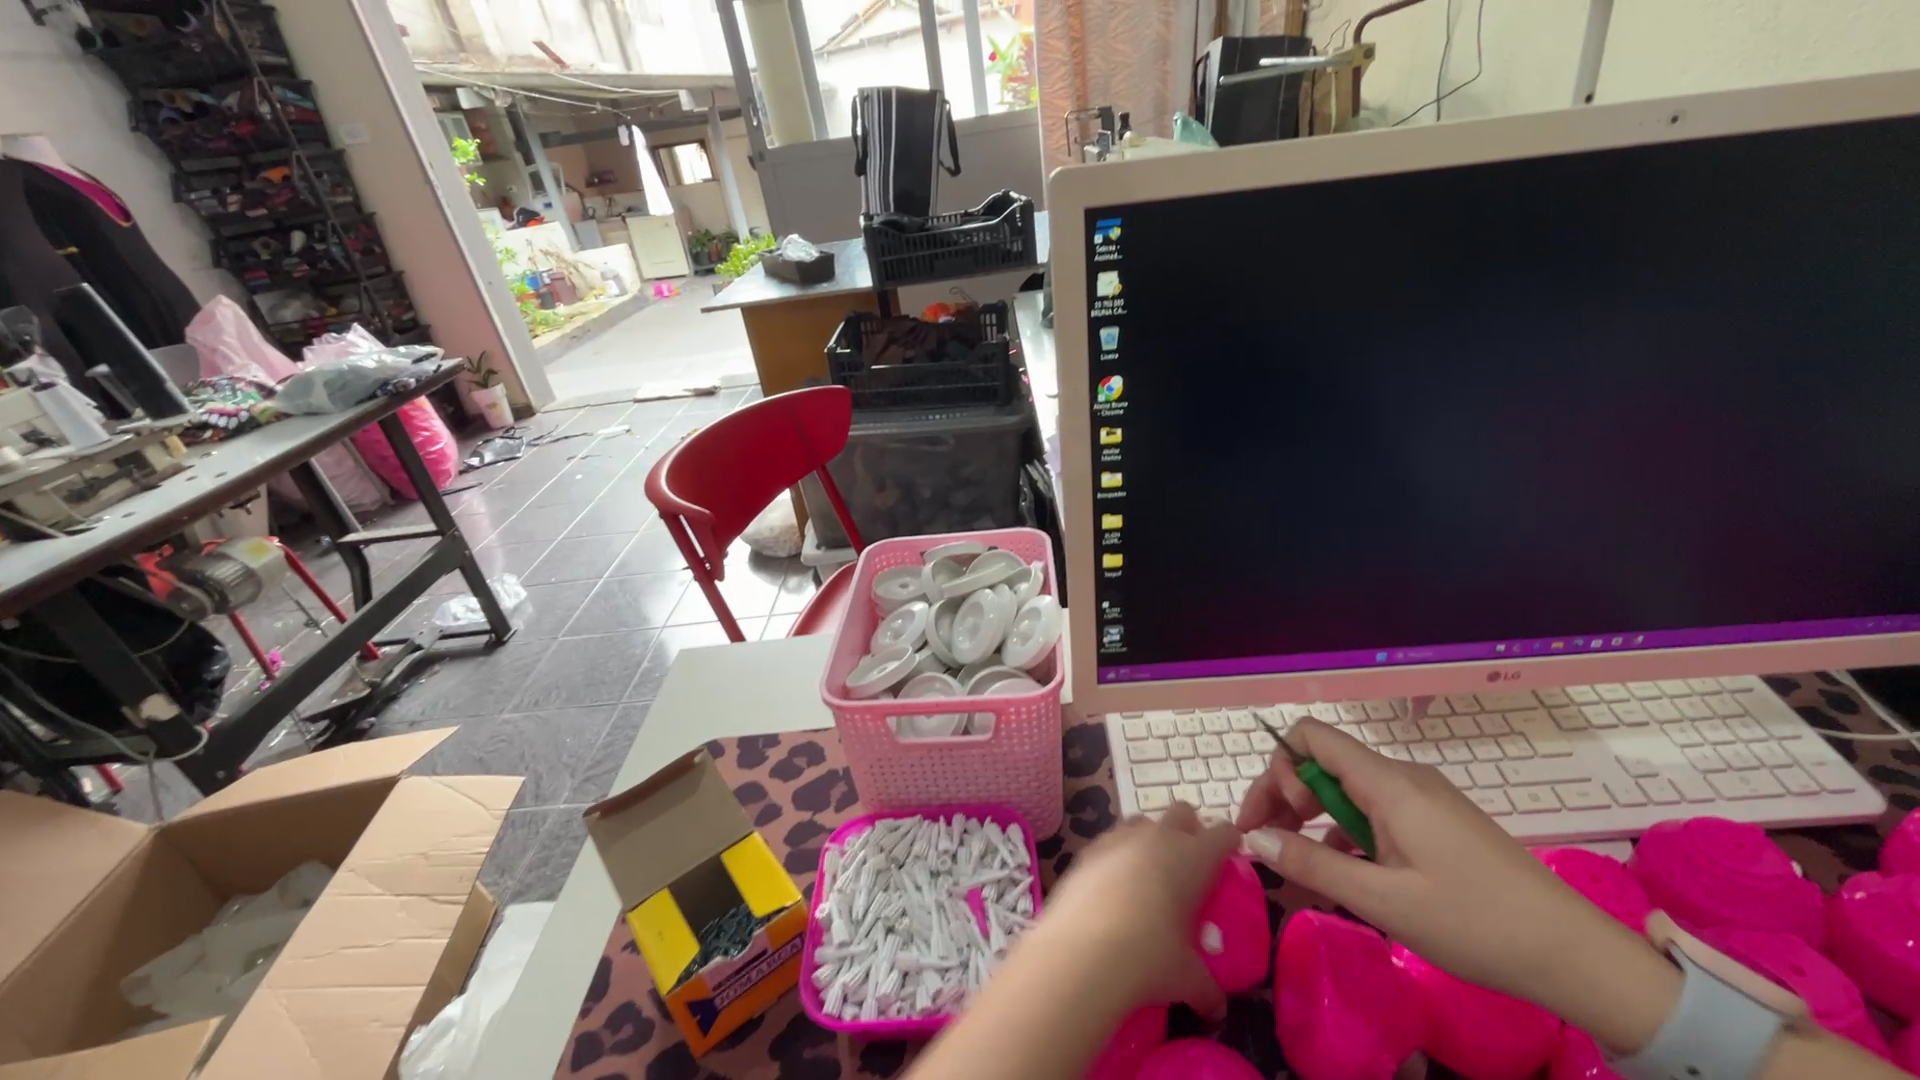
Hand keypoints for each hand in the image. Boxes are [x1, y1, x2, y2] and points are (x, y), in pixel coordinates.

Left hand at [1033, 802, 1240, 1017]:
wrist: (1081, 953)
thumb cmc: (1149, 958)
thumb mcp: (1187, 978)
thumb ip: (1207, 988)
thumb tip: (1217, 1009)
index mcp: (1194, 857)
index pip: (1225, 833)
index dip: (1229, 844)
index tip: (1228, 862)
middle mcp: (1159, 837)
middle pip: (1182, 812)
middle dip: (1189, 830)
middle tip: (1189, 866)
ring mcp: (1119, 838)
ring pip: (1142, 821)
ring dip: (1150, 838)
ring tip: (1148, 874)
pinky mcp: (1087, 849)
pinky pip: (1109, 841)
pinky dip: (1116, 855)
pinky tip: (1112, 885)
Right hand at [1237, 718, 1677, 1050]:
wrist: (1573, 954)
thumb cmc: (1473, 923)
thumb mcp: (1381, 899)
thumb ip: (1310, 864)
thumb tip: (1252, 840)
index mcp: (1389, 784)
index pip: (1311, 738)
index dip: (1276, 769)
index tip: (1266, 821)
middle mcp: (1403, 780)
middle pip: (1323, 765)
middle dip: (1284, 799)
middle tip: (1266, 849)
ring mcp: (1424, 802)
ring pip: (1347, 793)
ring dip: (1312, 823)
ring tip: (1295, 870)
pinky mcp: (1438, 825)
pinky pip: (1375, 815)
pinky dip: (1345, 837)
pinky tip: (1339, 876)